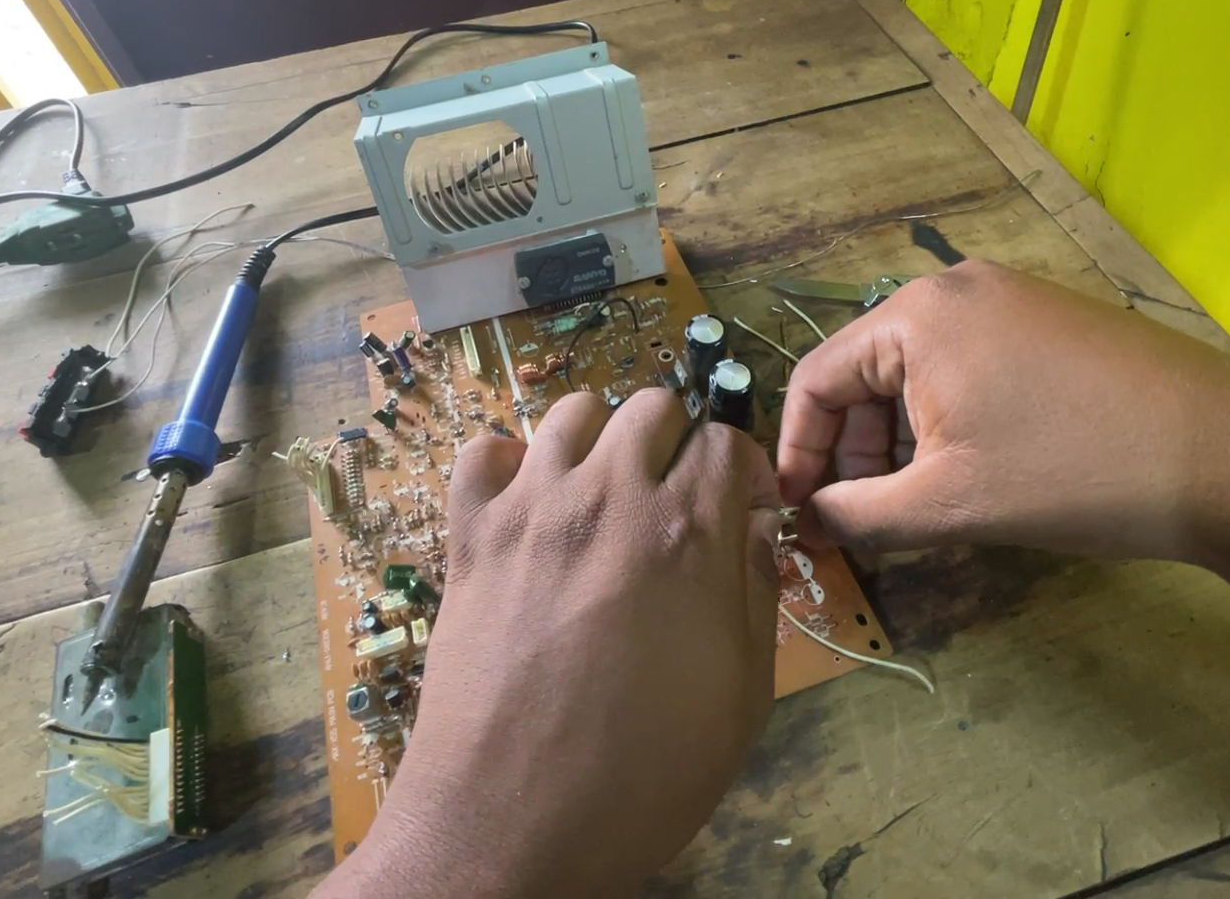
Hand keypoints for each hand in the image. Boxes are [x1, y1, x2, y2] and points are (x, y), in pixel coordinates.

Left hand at [317, 389, 782, 897]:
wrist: (512, 824)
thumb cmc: (644, 770)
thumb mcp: (743, 693)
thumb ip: (758, 590)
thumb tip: (754, 523)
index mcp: (686, 532)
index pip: (726, 440)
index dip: (743, 471)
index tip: (740, 508)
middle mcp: (610, 497)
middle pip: (655, 405)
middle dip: (677, 441)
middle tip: (671, 497)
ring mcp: (532, 507)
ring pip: (573, 411)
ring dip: (600, 439)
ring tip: (602, 491)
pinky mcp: (472, 532)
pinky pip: (484, 453)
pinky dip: (508, 464)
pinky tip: (525, 503)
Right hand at [778, 260, 1229, 563]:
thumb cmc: (1075, 474)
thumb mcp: (949, 503)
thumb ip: (856, 514)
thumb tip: (807, 523)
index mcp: (917, 314)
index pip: (817, 378)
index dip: (798, 449)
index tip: (798, 509)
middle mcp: (953, 289)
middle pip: (865, 375)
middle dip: (854, 451)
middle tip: (862, 516)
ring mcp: (1007, 300)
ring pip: (913, 375)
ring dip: (899, 442)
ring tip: (917, 503)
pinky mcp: (1045, 322)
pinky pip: (962, 369)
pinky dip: (944, 422)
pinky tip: (967, 470)